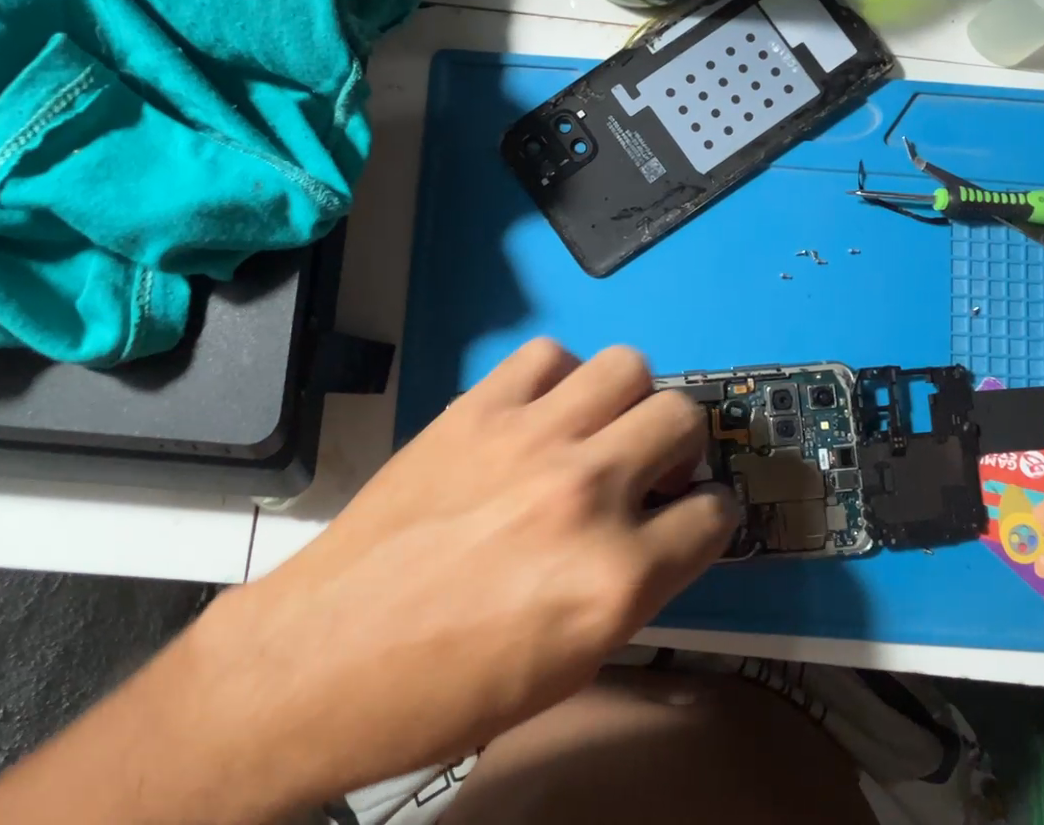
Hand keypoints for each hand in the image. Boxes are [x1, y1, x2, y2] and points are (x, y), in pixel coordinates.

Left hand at [189, 340, 738, 811]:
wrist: (328, 657)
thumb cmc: (453, 688)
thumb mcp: (573, 663)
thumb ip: (635, 584)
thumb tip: (661, 529)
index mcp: (619, 577)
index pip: (714, 515)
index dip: (708, 518)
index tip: (689, 517)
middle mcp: (587, 492)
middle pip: (682, 417)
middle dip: (680, 447)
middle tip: (647, 470)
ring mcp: (528, 440)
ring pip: (627, 366)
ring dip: (626, 400)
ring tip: (596, 432)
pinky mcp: (474, 410)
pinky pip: (547, 355)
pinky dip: (558, 377)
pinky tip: (540, 413)